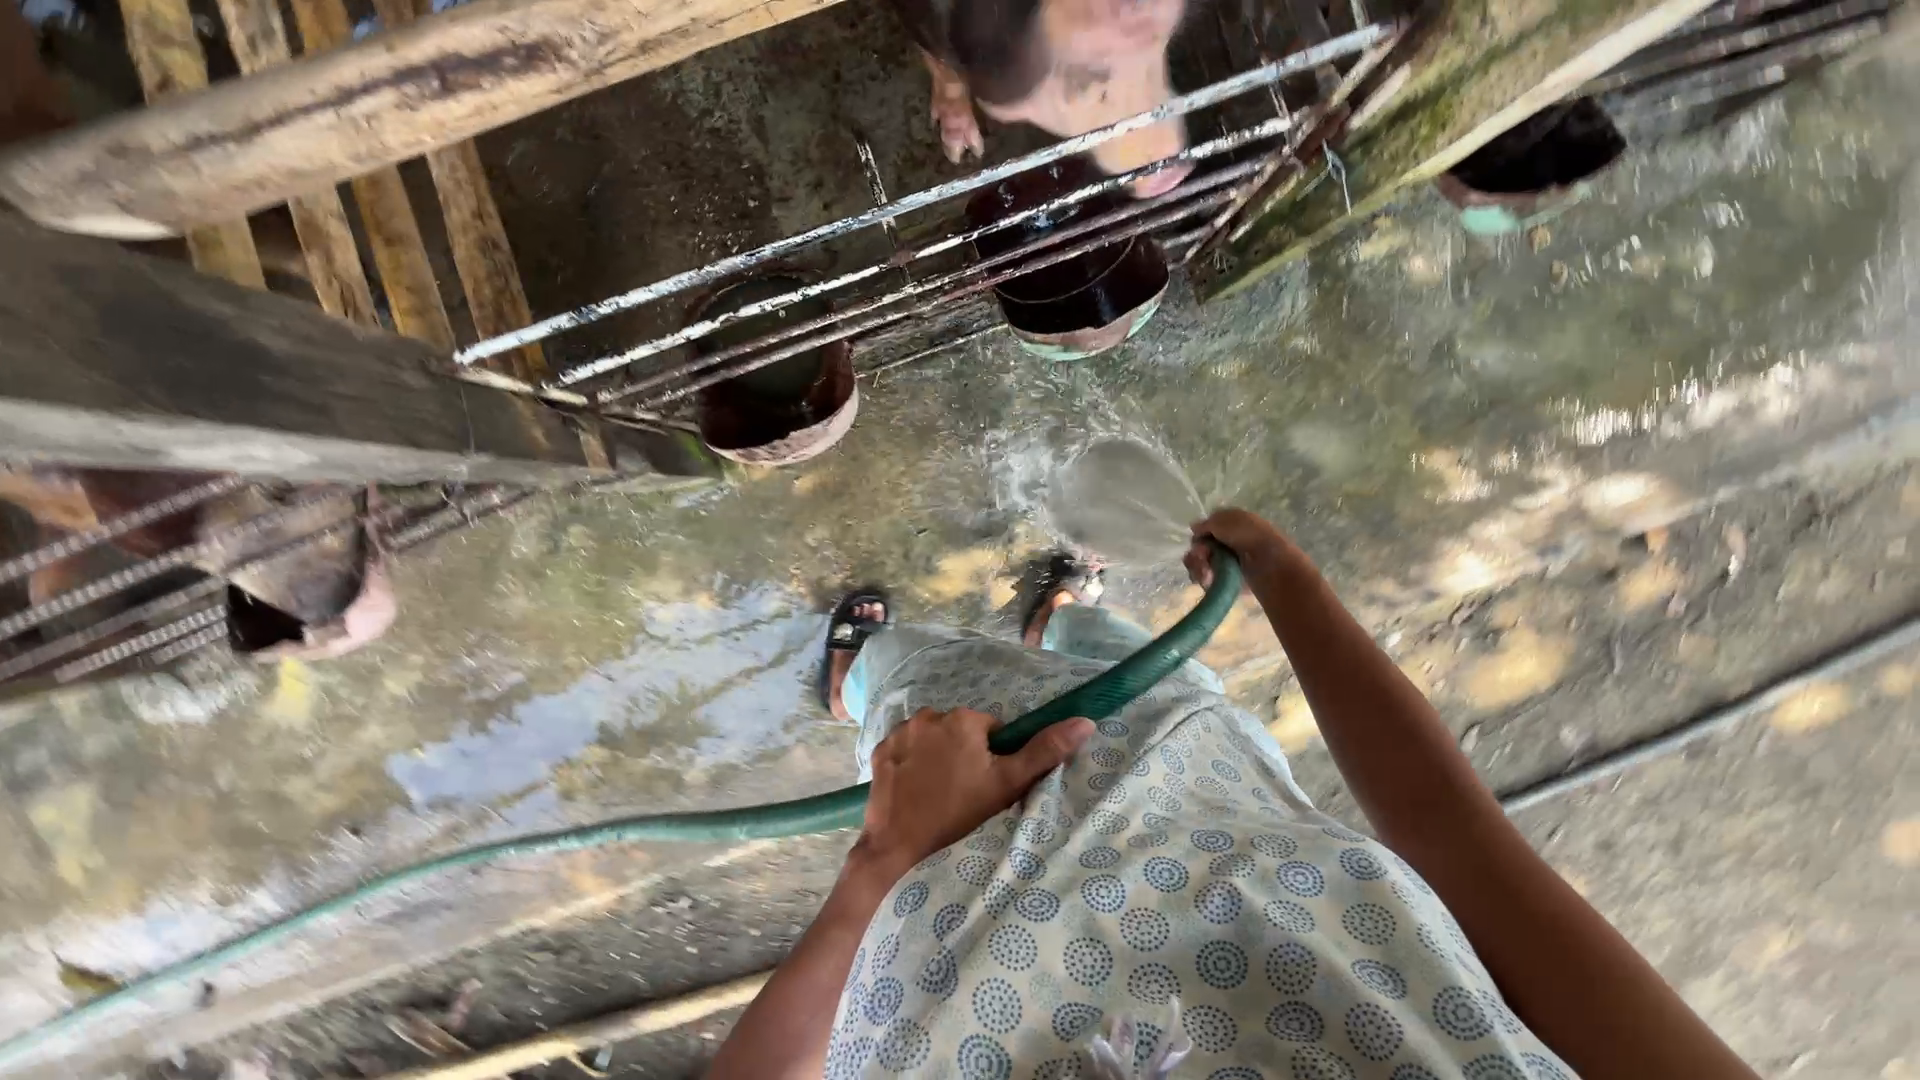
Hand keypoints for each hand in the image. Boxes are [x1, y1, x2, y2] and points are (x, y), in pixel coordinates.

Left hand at [854, 707, 1093, 879]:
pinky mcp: (880, 750)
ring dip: (937, 756)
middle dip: (964, 753)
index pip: (991, 730)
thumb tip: (1085, 721)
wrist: (898, 848)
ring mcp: (900, 732)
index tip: (986, 784)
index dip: (993, 757)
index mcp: (964, 719)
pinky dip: (911, 762)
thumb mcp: (1008, 785)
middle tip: (963, 792)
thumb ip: (1045, 750)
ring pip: (931, 739)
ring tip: (938, 793)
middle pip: (959, 731)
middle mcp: (929, 715)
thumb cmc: (959, 816)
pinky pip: (905, 748)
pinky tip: (914, 790)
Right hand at [1185, 508, 1299, 587]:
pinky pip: (1207, 579)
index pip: (1205, 530)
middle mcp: (1228, 542)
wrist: (1268, 562)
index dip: (1199, 536)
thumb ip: (1205, 524)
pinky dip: (1204, 579)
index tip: (1199, 542)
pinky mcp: (1228, 580)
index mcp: (1230, 525)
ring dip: (1198, 567)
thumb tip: (1194, 527)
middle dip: (1197, 554)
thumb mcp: (1223, 521)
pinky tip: (1208, 580)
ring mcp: (1228, 562)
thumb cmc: (1247, 535)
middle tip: (1203, 558)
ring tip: (1206, 573)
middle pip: (1200, 549)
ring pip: (1201, 565)